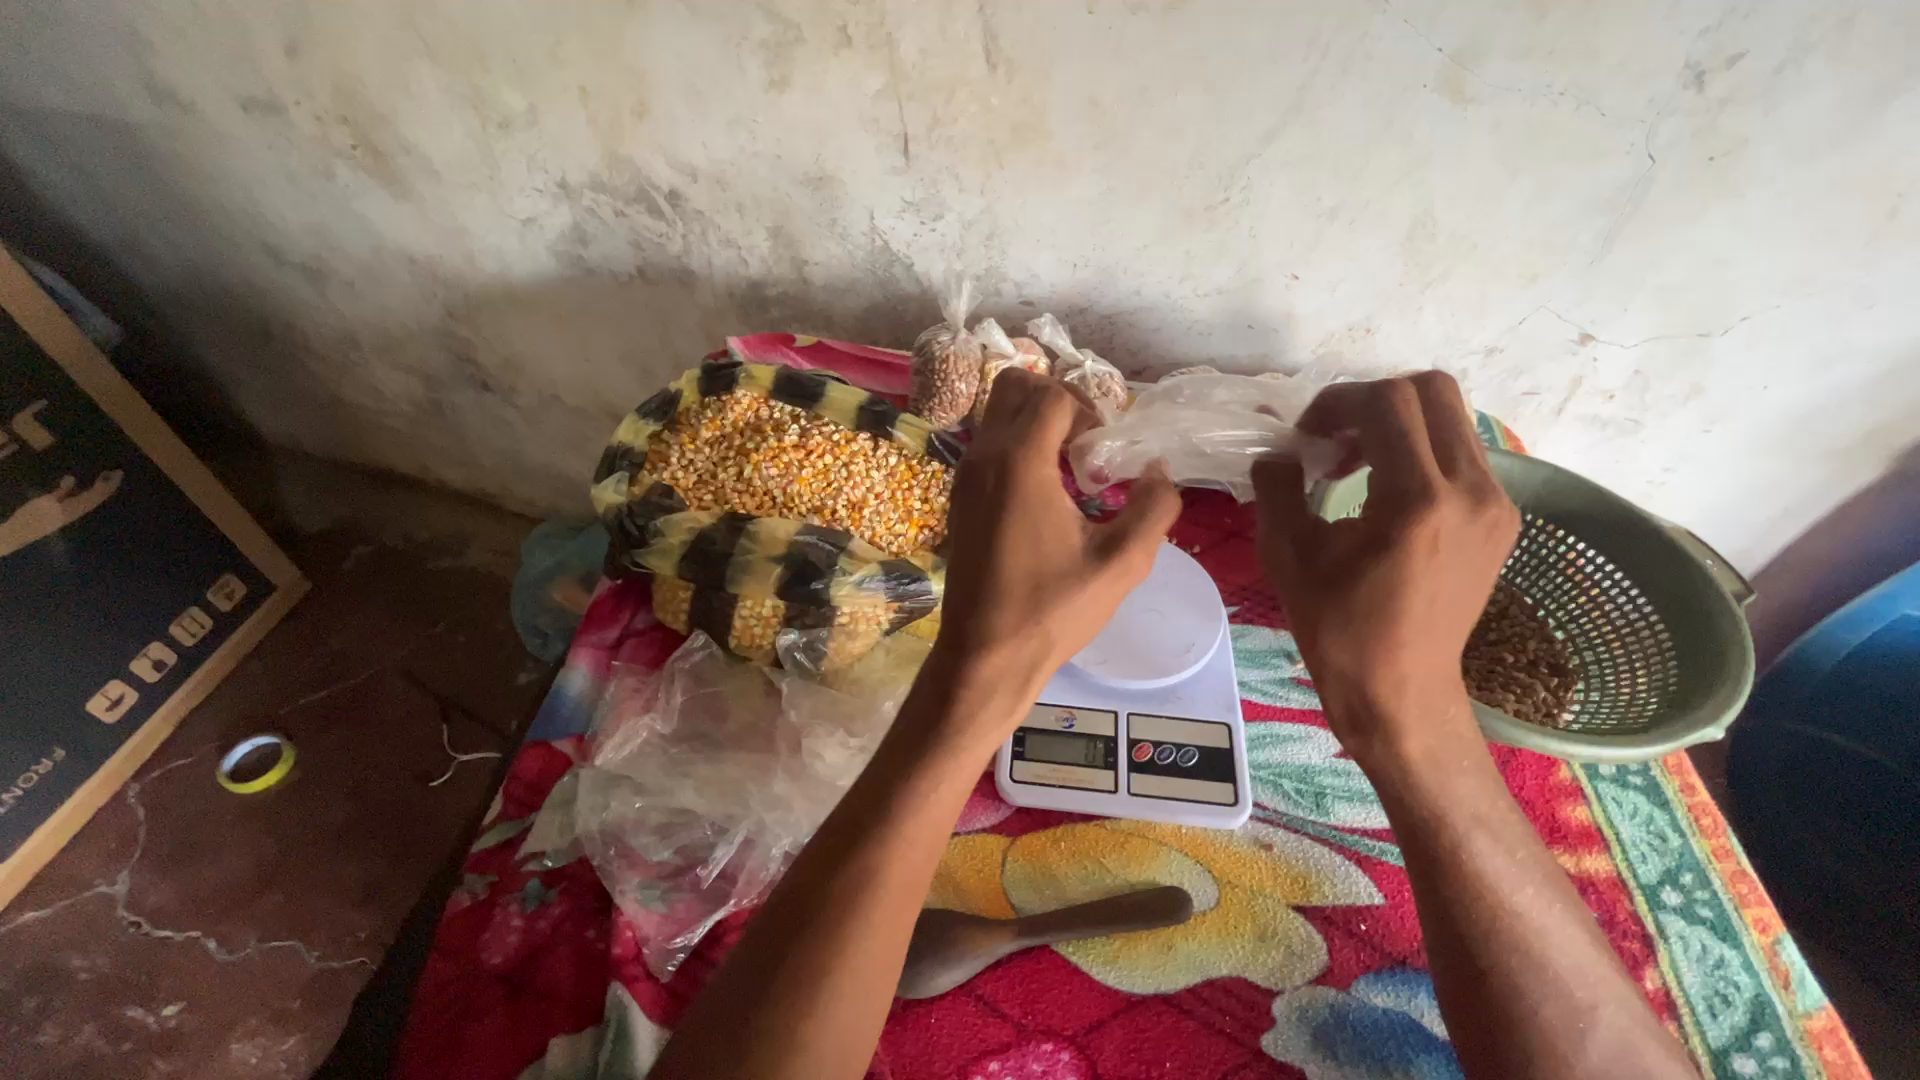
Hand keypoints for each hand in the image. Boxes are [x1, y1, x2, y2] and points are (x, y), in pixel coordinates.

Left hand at [933, 369, 1180, 733]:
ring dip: (1036, 422)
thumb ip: (1154, 507)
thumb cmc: (1052, 610)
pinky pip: (989, 444)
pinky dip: (1017, 446)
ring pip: (997, 413)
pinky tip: (1046, 494)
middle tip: (1088, 444)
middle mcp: (984, 457)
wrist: (985, 655)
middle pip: (1015, 385)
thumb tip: (1157, 469)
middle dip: (1058, 400)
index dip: (1091, 410)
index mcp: (1019, 462)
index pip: (1054, 394)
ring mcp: (964, 476)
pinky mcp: (959, 498)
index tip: (1108, 454)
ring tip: (1070, 471)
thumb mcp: (1122, 562)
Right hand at [1251, 372, 1518, 766]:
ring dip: (1397, 424)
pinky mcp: (1501, 519)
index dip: (1336, 402)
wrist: (1399, 688)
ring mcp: (1495, 504)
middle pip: (1433, 390)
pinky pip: (1462, 453)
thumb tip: (1277, 453)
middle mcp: (1470, 491)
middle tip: (1335, 439)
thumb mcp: (1287, 554)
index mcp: (1415, 501)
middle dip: (1372, 399)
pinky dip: (1420, 452)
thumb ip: (1277, 488)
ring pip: (1452, 418)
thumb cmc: (1336, 628)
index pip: (1387, 401)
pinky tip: (1385, 492)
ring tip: (1356, 466)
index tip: (1307, 438)